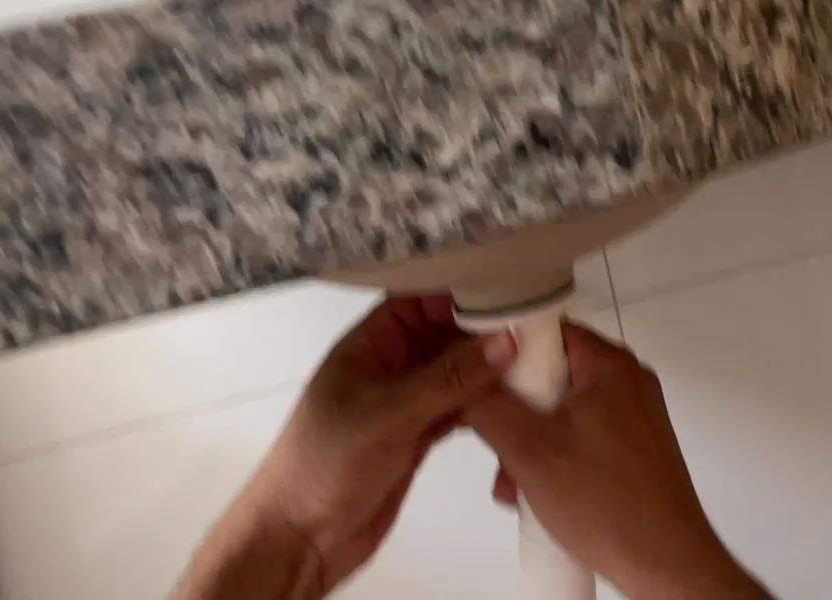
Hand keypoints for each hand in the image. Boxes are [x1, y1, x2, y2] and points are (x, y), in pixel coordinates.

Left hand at [178, 295, 516, 597]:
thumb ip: (448, 378)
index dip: (459, 292)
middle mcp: (391, 364)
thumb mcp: (389, 413)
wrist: (297, 540)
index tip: (506, 290)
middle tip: (533, 329)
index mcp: (371, 343)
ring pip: (455, 372)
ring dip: (488, 370)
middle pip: (443, 334)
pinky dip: (483, 404)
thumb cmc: (327, 462)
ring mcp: (405, 400)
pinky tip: (514, 401)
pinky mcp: (418, 435)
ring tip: (534, 362)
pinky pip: (458, 407)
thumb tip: (506, 341)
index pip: (420, 300)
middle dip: (483, 331)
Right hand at [467, 322, 769, 599]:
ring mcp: (637, 413)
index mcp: (608, 363)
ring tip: (513, 483)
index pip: (546, 331)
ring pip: (566, 409)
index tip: (481, 380)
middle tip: (496, 446)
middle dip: (517, 411)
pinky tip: (538, 492)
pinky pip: (586, 432)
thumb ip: (488, 405)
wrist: (667, 567)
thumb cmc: (602, 501)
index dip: (507, 352)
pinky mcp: (639, 445)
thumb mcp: (527, 449)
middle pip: (553, 374)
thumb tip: (467, 379)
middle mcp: (627, 378)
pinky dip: (559, 453)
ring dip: (532, 440)